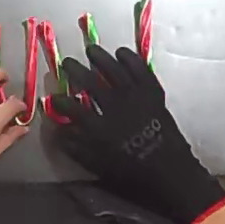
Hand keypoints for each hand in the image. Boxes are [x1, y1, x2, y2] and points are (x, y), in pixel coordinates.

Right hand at [51, 46, 224, 223]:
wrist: (170, 173)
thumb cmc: (131, 173)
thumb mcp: (97, 165)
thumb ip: (75, 147)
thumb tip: (58, 130)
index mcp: (99, 129)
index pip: (72, 108)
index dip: (60, 101)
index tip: (54, 98)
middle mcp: (116, 108)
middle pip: (90, 82)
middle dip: (75, 70)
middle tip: (66, 62)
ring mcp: (136, 98)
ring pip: (115, 71)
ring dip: (101, 58)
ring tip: (91, 50)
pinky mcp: (153, 94)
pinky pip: (140, 71)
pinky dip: (130, 59)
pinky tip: (121, 52)